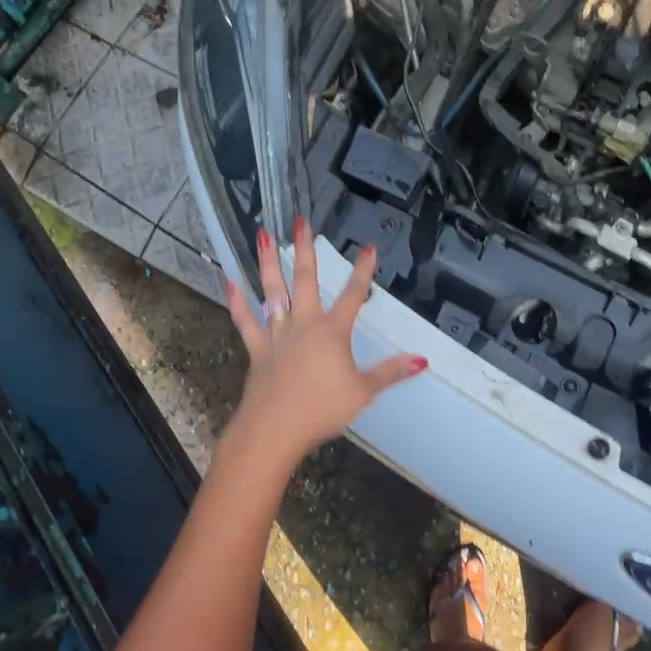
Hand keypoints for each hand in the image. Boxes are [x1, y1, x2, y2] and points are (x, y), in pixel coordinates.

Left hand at [224, 218, 426, 461]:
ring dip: (268, 262)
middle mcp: (304, 324)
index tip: (369, 246)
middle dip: (306, 249)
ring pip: (272, 292)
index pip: (354, 295)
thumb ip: (391, 372)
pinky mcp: (257, 349)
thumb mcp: (363, 392)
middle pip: (306, 280)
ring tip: (262, 234)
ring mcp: (277, 335)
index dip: (363, 270)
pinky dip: (236, 301)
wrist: (274, 430)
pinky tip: (229, 280)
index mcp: (332, 332)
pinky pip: (246, 320)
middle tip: (300, 221)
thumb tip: (422, 360)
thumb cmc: (322, 409)